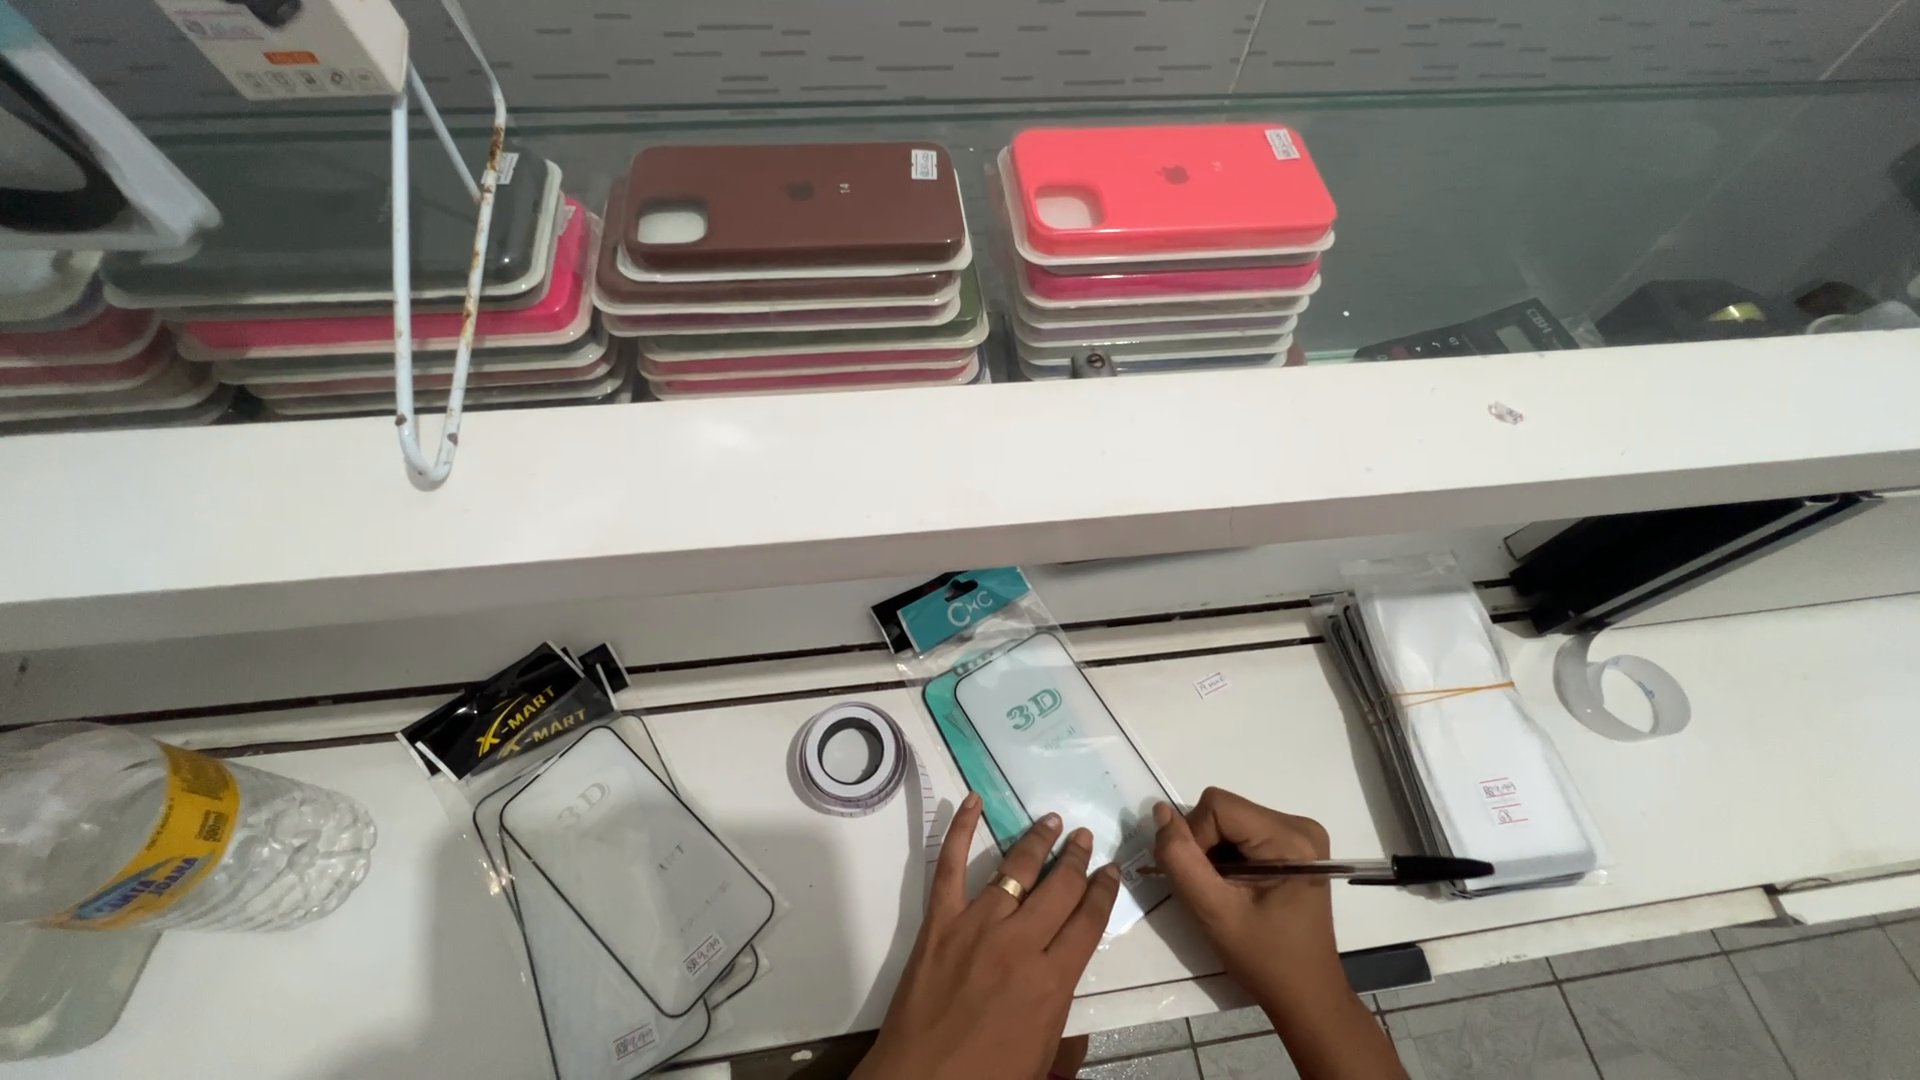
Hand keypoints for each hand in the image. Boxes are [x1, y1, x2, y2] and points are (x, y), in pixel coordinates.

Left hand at [853, 793, 1120, 1079]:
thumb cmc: (988, 1078)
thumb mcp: (1043, 1053)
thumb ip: (1062, 1014)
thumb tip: (1071, 985)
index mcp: (1052, 980)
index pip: (1088, 922)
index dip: (1104, 892)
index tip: (1111, 870)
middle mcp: (1020, 943)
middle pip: (1060, 889)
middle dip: (1077, 859)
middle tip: (1086, 837)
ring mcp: (978, 925)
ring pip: (1015, 870)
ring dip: (1037, 841)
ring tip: (1052, 821)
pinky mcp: (940, 920)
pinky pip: (950, 865)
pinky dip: (960, 829)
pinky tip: (972, 801)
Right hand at [1151, 789, 1343, 1008]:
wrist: (1305, 995)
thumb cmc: (1264, 959)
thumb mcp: (1213, 912)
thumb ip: (1181, 859)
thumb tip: (1160, 812)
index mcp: (1290, 839)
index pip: (1217, 807)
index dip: (1195, 837)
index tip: (1202, 880)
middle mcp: (1299, 826)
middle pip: (1223, 810)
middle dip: (1204, 845)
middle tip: (1211, 889)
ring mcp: (1299, 834)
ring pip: (1228, 819)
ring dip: (1213, 851)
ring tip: (1224, 891)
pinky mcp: (1293, 845)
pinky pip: (1241, 831)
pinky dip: (1227, 854)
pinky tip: (1236, 886)